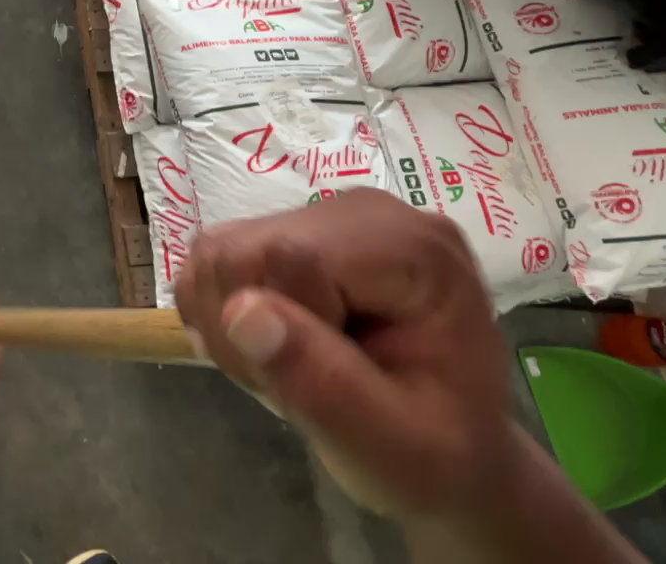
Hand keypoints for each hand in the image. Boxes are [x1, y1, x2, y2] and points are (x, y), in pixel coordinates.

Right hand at [174, 190, 519, 518]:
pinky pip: (214, 252)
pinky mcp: (290, 223)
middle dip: (242, 329)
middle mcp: (363, 210)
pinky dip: (220, 306)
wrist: (451, 445)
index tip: (312, 384)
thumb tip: (240, 311)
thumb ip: (324, 382)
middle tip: (292, 384)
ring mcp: (322, 212)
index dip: (273, 326)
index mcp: (412, 249)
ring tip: (286, 366)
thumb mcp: (395, 447)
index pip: (287, 257)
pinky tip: (271, 341)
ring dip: (226, 321)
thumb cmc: (437, 455)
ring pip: (216, 248)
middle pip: (241, 247)